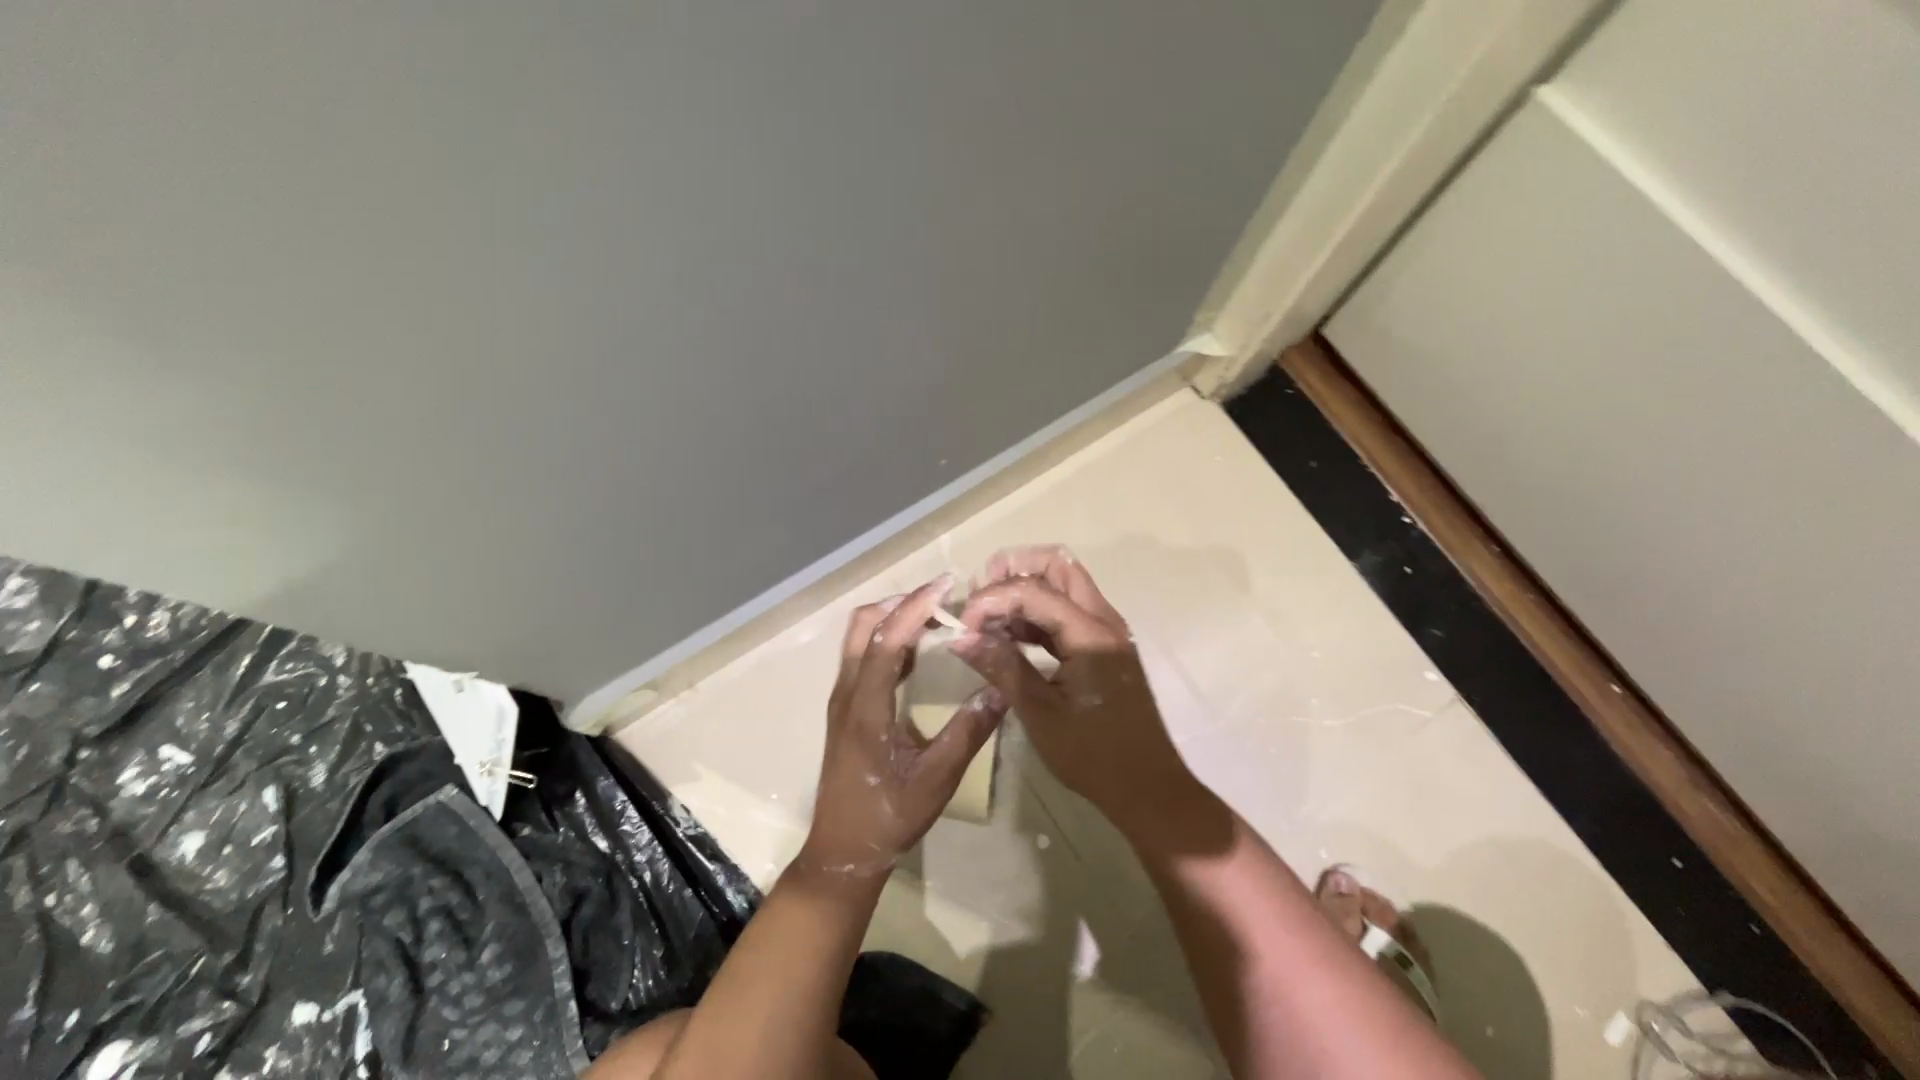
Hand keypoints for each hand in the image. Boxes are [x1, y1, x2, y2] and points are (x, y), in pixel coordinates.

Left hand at [799, 575, 1008, 877]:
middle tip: (942, 598)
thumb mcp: (937, 777)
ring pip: (860, 641)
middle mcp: (848, 694)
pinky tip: (919, 650)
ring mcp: (843, 702)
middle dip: (900, 603)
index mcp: (866, 706)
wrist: (844, 851)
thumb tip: (1001, 688)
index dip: (916, 606)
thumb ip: (969, 731)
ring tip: (935, 616)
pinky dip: (888, 642)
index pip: (887, 639)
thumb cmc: (890, 815)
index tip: (947, 584)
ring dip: (892, 620)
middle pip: (863, 627)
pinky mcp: (847, 711)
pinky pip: (864, 660)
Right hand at [951, 547, 1200, 829]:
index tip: (963, 628)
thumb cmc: (1093, 756)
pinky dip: (1038, 614)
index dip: (991, 599)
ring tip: (987, 619)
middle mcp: (1103, 620)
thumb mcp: (1040, 713)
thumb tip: (961, 637)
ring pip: (1064, 585)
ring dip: (1025, 590)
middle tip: (978, 598)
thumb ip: (1002, 667)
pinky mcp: (1103, 647)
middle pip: (1057, 565)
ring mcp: (1106, 632)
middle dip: (1013, 571)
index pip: (1032, 590)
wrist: (1147, 787)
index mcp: (1090, 633)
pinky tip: (1009, 637)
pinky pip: (1068, 612)